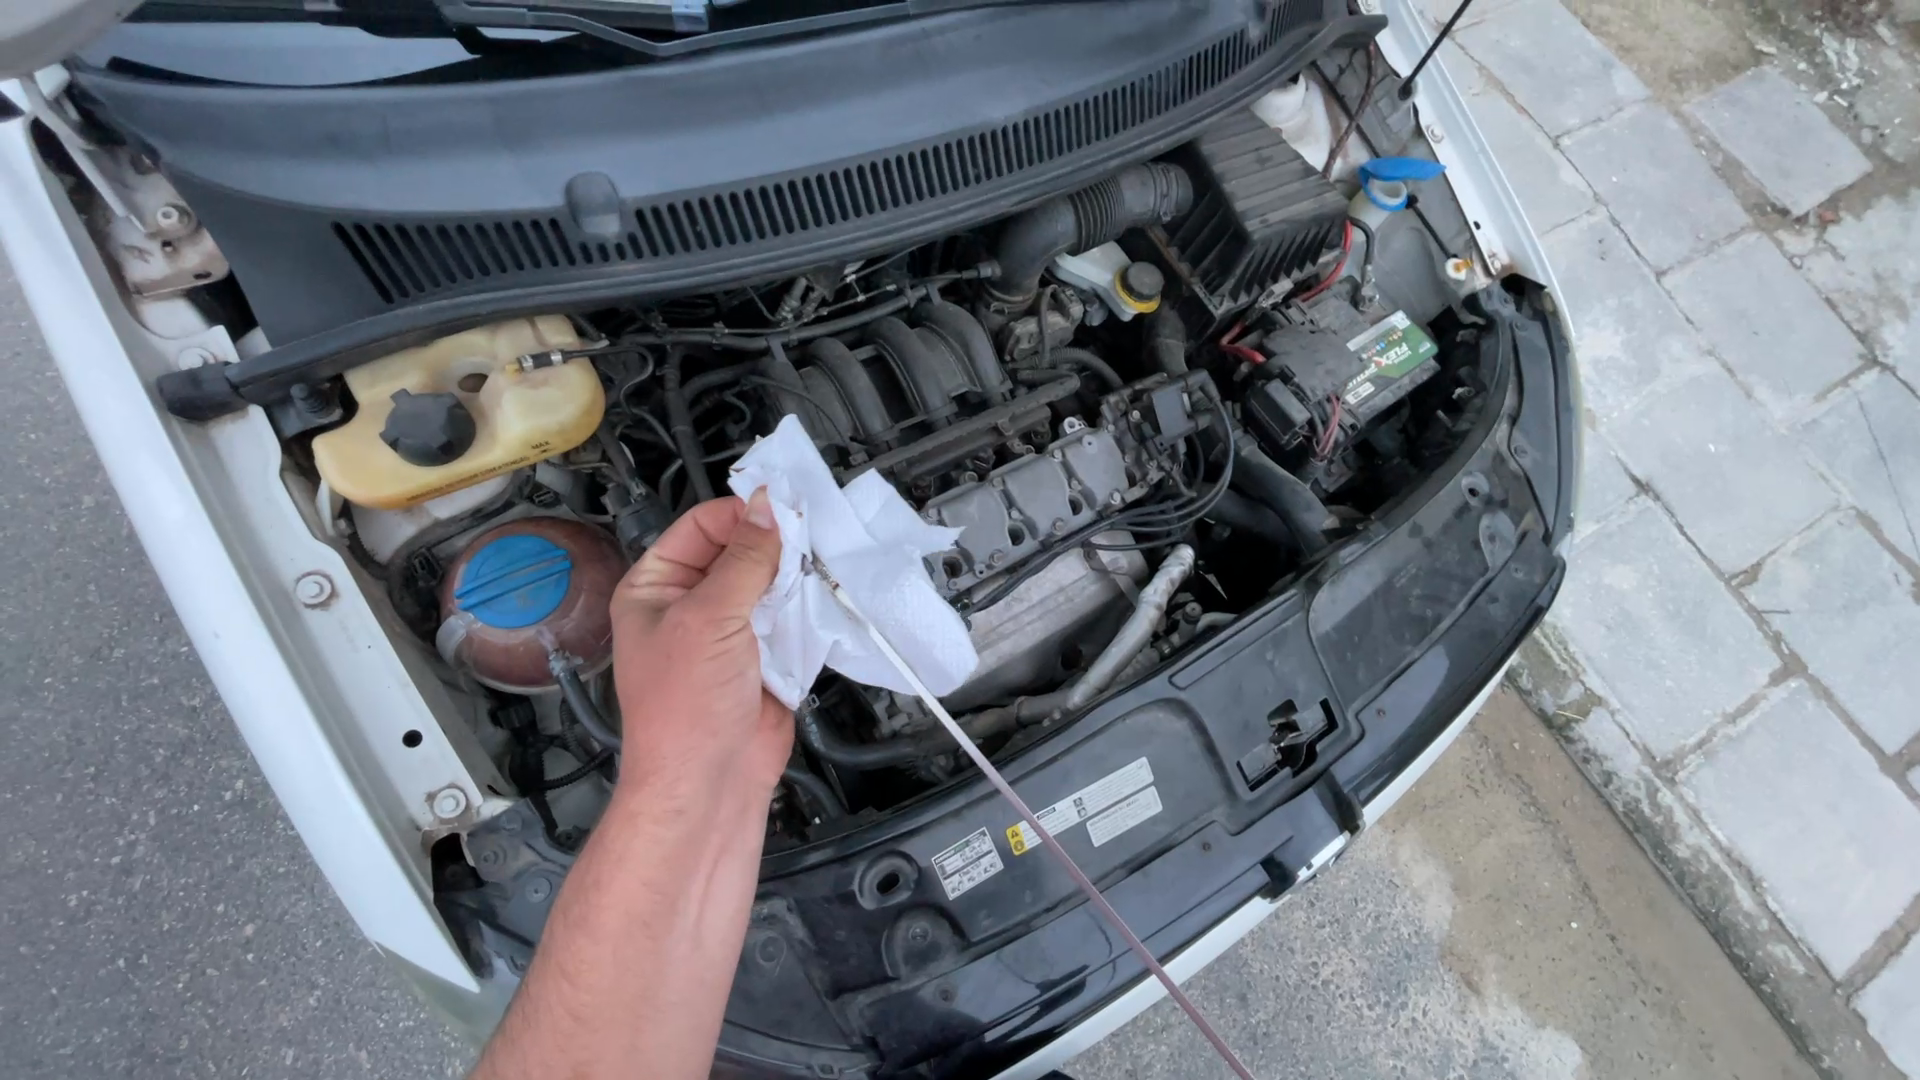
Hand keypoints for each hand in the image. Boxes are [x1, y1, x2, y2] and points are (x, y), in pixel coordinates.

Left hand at [608, 490, 789, 800]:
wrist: (710, 781)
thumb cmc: (682, 709)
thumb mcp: (709, 619)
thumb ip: (744, 561)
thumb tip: (766, 509)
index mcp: (656, 587)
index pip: (701, 528)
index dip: (740, 514)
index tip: (782, 506)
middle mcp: (692, 604)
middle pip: (741, 552)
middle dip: (774, 545)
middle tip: (811, 533)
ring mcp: (731, 630)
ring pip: (771, 584)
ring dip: (795, 576)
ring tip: (820, 564)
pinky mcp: (765, 655)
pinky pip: (791, 617)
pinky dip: (808, 607)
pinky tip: (825, 596)